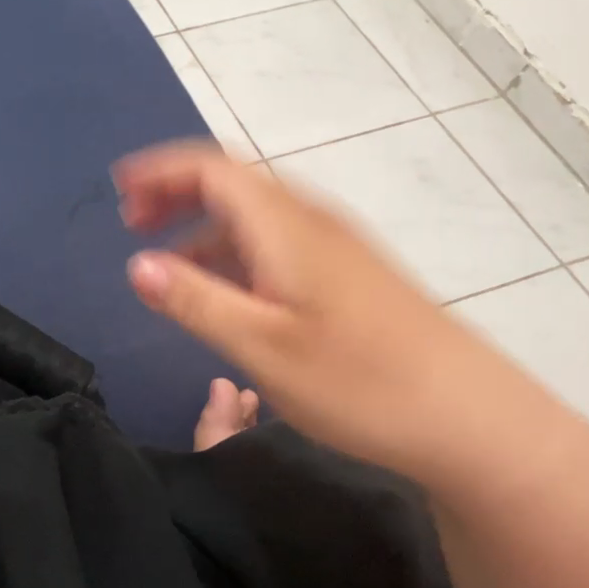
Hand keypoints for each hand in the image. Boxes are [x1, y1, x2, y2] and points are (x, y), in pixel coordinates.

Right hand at [115, 141, 574, 490]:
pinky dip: (236, 252)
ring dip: (204, 225)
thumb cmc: (360, 382)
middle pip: (235, 183)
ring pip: (256, 216)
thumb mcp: (262, 347)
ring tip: (166, 261)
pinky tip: (228, 292)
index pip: (213, 169)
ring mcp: (337, 249)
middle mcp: (312, 223)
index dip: (161, 171)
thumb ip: (195, 301)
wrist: (471, 418)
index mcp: (287, 226)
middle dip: (177, 193)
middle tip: (132, 221)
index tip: (117, 190)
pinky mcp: (350, 278)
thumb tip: (135, 264)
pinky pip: (278, 244)